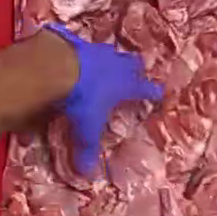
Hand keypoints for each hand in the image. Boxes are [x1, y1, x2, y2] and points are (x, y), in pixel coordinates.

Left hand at [43, 23, 161, 175]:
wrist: (57, 66)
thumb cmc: (81, 100)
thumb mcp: (86, 128)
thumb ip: (87, 149)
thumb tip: (87, 174)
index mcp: (123, 84)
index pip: (143, 89)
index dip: (151, 92)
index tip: (159, 92)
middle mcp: (113, 64)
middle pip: (130, 63)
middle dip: (133, 68)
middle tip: (136, 69)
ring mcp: (93, 50)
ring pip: (107, 52)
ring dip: (107, 58)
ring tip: (106, 61)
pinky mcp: (72, 42)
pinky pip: (79, 47)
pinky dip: (79, 52)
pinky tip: (74, 52)